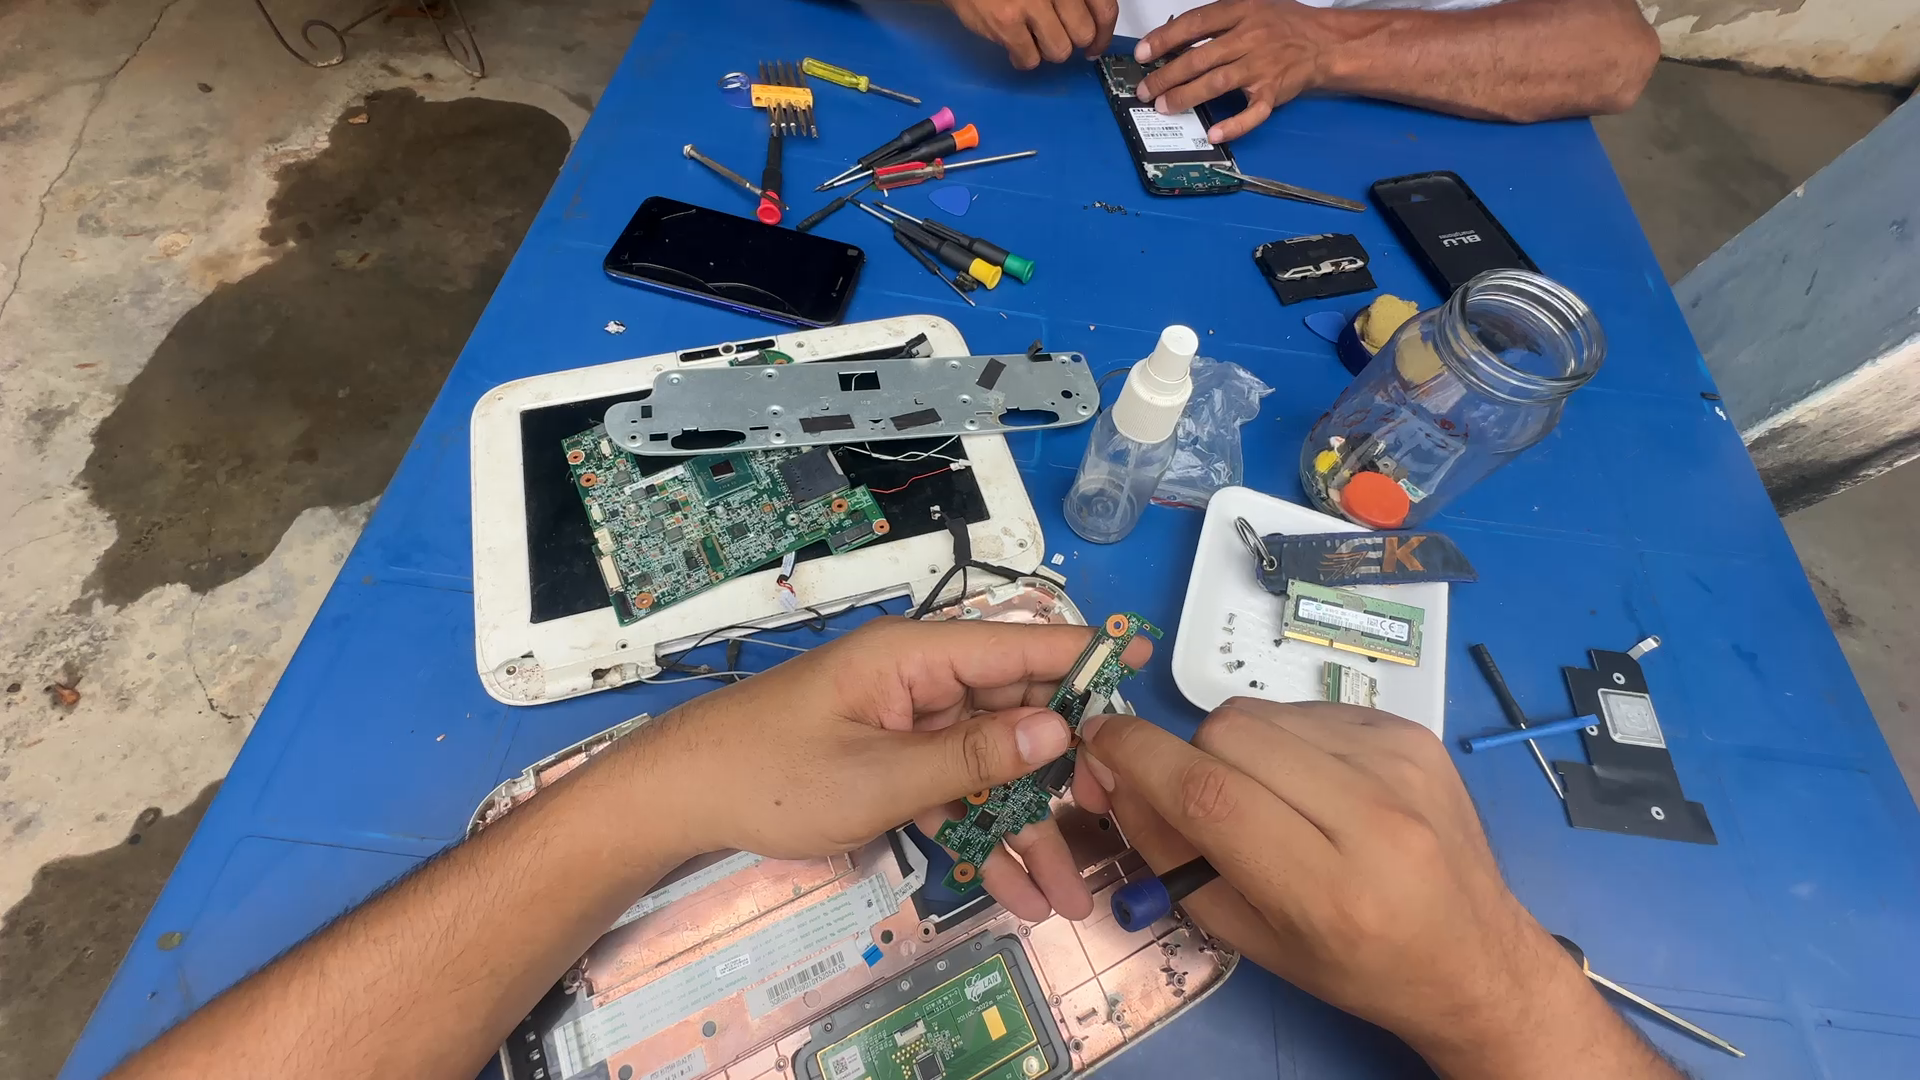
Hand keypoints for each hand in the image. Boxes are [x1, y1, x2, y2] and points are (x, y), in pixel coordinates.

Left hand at [644, 617, 1149, 921]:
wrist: (685, 796)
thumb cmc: (775, 772)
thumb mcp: (881, 775)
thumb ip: (973, 755)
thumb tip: (1059, 727)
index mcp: (919, 656)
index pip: (1018, 645)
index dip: (1080, 655)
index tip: (1138, 666)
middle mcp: (924, 679)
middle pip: (1014, 712)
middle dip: (1063, 772)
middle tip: (1112, 825)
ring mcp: (912, 720)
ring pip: (990, 762)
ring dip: (1026, 823)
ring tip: (1069, 892)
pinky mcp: (897, 757)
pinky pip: (953, 788)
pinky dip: (981, 831)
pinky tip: (1015, 886)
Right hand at [941, 0, 1118, 68]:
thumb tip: (1091, 28)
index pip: (1105, 9)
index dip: (1102, 35)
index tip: (1094, 46)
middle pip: (1083, 35)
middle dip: (1069, 41)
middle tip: (1054, 38)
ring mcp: (1032, 3)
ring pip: (1059, 51)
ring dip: (1046, 50)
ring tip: (1031, 37)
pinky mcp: (1008, 22)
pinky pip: (1030, 60)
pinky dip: (1022, 59)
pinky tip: (1014, 45)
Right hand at [1080, 699, 1676, 1077]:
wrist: (1480, 960)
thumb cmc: (1352, 965)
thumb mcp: (1243, 934)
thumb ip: (1168, 852)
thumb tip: (1114, 773)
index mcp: (1330, 891)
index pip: (1209, 795)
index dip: (1138, 756)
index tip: (1098, 738)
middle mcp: (1375, 818)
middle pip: (1228, 735)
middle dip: (1192, 756)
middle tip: (1211, 796)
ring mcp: (1400, 763)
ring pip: (1259, 712)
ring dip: (1238, 745)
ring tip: (1272, 792)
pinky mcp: (1412, 733)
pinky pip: (1301, 708)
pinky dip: (1284, 737)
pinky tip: (1316, 780)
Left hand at [1134, 0, 1330, 141]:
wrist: (1325, 42)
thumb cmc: (1281, 25)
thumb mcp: (1252, 7)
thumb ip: (1218, 22)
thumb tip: (1174, 40)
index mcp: (1243, 9)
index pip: (1197, 21)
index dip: (1166, 37)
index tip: (1143, 53)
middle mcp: (1251, 36)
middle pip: (1201, 56)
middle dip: (1168, 75)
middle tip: (1145, 90)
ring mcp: (1262, 65)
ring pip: (1218, 82)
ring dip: (1186, 96)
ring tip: (1163, 107)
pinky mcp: (1273, 91)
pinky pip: (1252, 112)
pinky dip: (1233, 125)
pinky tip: (1213, 134)